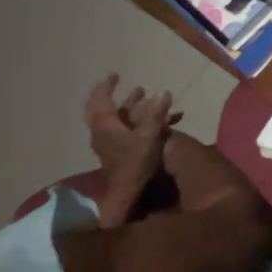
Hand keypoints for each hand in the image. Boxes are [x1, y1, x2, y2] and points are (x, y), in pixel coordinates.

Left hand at [85, 75, 176, 226]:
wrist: (128, 195)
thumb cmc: (135, 163)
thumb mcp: (148, 137)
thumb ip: (155, 115)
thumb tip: (162, 92)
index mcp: (107, 129)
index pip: (99, 105)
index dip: (104, 89)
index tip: (114, 75)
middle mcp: (107, 135)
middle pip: (111, 114)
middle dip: (123, 100)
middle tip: (136, 86)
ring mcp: (116, 145)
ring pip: (124, 122)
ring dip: (138, 110)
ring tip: (154, 99)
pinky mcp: (127, 152)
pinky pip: (136, 131)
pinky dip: (150, 123)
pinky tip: (172, 121)